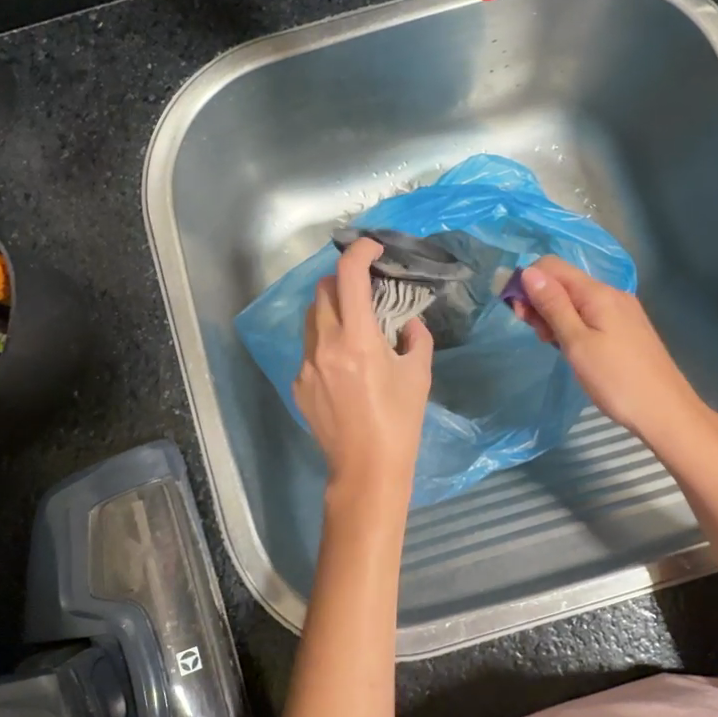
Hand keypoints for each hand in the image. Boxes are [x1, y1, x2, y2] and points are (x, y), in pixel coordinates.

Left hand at [294, 238, 434, 494]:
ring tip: (355, 321)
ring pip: (311, 317)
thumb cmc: (399, 422)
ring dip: (331, 307)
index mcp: (357, 340)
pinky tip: (345, 362)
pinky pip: (309, 348)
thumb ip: (415, 338)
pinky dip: (326, 341)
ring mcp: (306, 365)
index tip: (372, 247)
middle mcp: (325, 346)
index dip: (359, 251)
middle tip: (366, 286)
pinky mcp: (298, 384)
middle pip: (322, 290)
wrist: (366, 469)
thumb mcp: (418, 375)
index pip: (348, 276)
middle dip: (343, 279)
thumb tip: (407, 322)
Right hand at [512, 256, 711, 441]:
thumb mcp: (577, 343)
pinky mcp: (626, 329)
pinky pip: (590, 315)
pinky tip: (572, 349)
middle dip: (540, 301)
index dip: (527, 283)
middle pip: (563, 282)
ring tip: (553, 346)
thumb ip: (553, 306)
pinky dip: (573, 326)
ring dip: (555, 316)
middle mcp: (611, 294)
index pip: (552, 267)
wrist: (666, 413)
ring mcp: (622, 312)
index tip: (517, 314)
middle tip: (537, 336)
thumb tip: (529, 272)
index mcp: (598, 293)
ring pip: (576, 300)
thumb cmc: (617, 380)